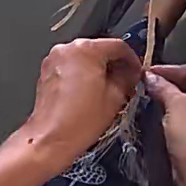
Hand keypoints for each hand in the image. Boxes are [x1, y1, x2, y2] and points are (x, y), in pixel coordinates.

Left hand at [18, 38, 142, 161]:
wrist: (50, 140)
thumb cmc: (80, 121)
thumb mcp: (116, 97)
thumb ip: (128, 77)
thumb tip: (131, 72)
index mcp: (86, 49)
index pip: (118, 46)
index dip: (132, 59)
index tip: (137, 71)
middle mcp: (67, 49)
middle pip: (100, 49)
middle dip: (115, 64)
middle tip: (127, 81)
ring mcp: (54, 60)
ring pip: (85, 57)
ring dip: (99, 69)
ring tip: (109, 89)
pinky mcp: (47, 72)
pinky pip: (71, 66)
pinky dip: (83, 74)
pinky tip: (91, 92)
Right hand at [143, 64, 185, 185]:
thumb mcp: (176, 106)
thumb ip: (163, 87)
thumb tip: (150, 76)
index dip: (167, 70)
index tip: (146, 73)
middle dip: (168, 85)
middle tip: (146, 85)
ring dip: (172, 100)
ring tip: (151, 98)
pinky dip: (177, 115)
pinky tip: (164, 117)